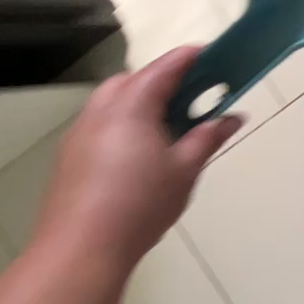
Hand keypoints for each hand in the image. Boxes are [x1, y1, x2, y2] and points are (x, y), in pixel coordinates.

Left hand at [30, 47, 243, 272]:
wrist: (81, 248)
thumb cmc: (141, 202)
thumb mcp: (186, 167)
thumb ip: (208, 136)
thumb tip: (232, 117)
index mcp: (130, 109)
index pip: (161, 70)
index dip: (188, 59)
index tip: (213, 54)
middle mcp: (99, 114)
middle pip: (129, 81)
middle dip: (160, 79)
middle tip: (194, 94)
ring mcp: (79, 136)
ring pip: (111, 102)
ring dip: (141, 101)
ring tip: (173, 123)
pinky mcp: (71, 158)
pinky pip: (102, 124)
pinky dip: (126, 121)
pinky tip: (145, 149)